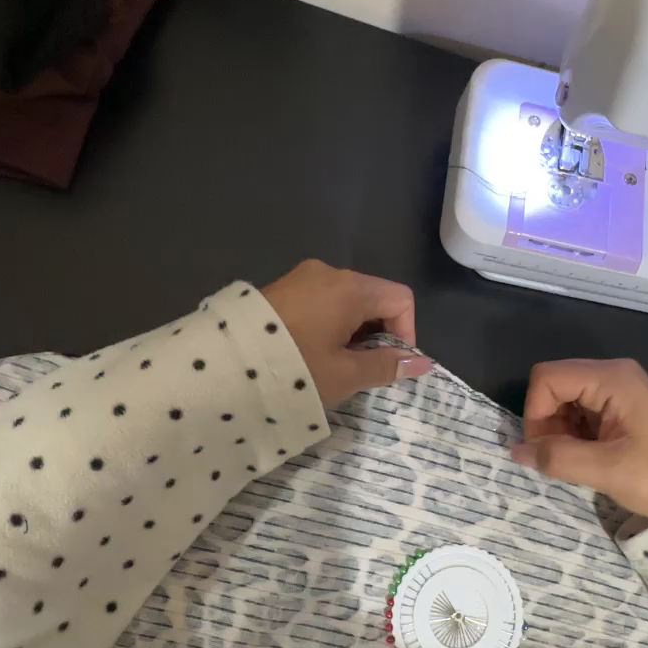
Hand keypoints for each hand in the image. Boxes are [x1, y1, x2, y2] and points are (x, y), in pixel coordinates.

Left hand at [260, 260, 433, 404]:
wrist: (224, 365)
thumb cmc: (295, 369)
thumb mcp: (345, 375)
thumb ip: (387, 367)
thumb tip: (423, 364)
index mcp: (352, 288)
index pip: (401, 299)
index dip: (406, 333)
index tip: (389, 364)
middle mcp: (330, 272)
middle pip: (374, 297)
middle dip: (377, 334)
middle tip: (361, 370)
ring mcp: (302, 277)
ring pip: (346, 301)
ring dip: (352, 331)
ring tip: (334, 364)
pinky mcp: (281, 288)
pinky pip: (321, 301)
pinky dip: (329, 324)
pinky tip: (311, 352)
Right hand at [512, 359, 647, 518]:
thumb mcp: (607, 470)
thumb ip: (558, 458)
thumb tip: (516, 451)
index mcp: (611, 378)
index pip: (547, 378)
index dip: (535, 412)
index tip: (543, 449)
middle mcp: (612, 374)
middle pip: (555, 385)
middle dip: (547, 422)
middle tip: (559, 459)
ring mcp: (618, 389)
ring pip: (565, 399)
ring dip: (560, 430)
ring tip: (575, 461)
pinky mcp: (621, 407)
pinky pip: (581, 410)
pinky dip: (574, 433)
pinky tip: (586, 457)